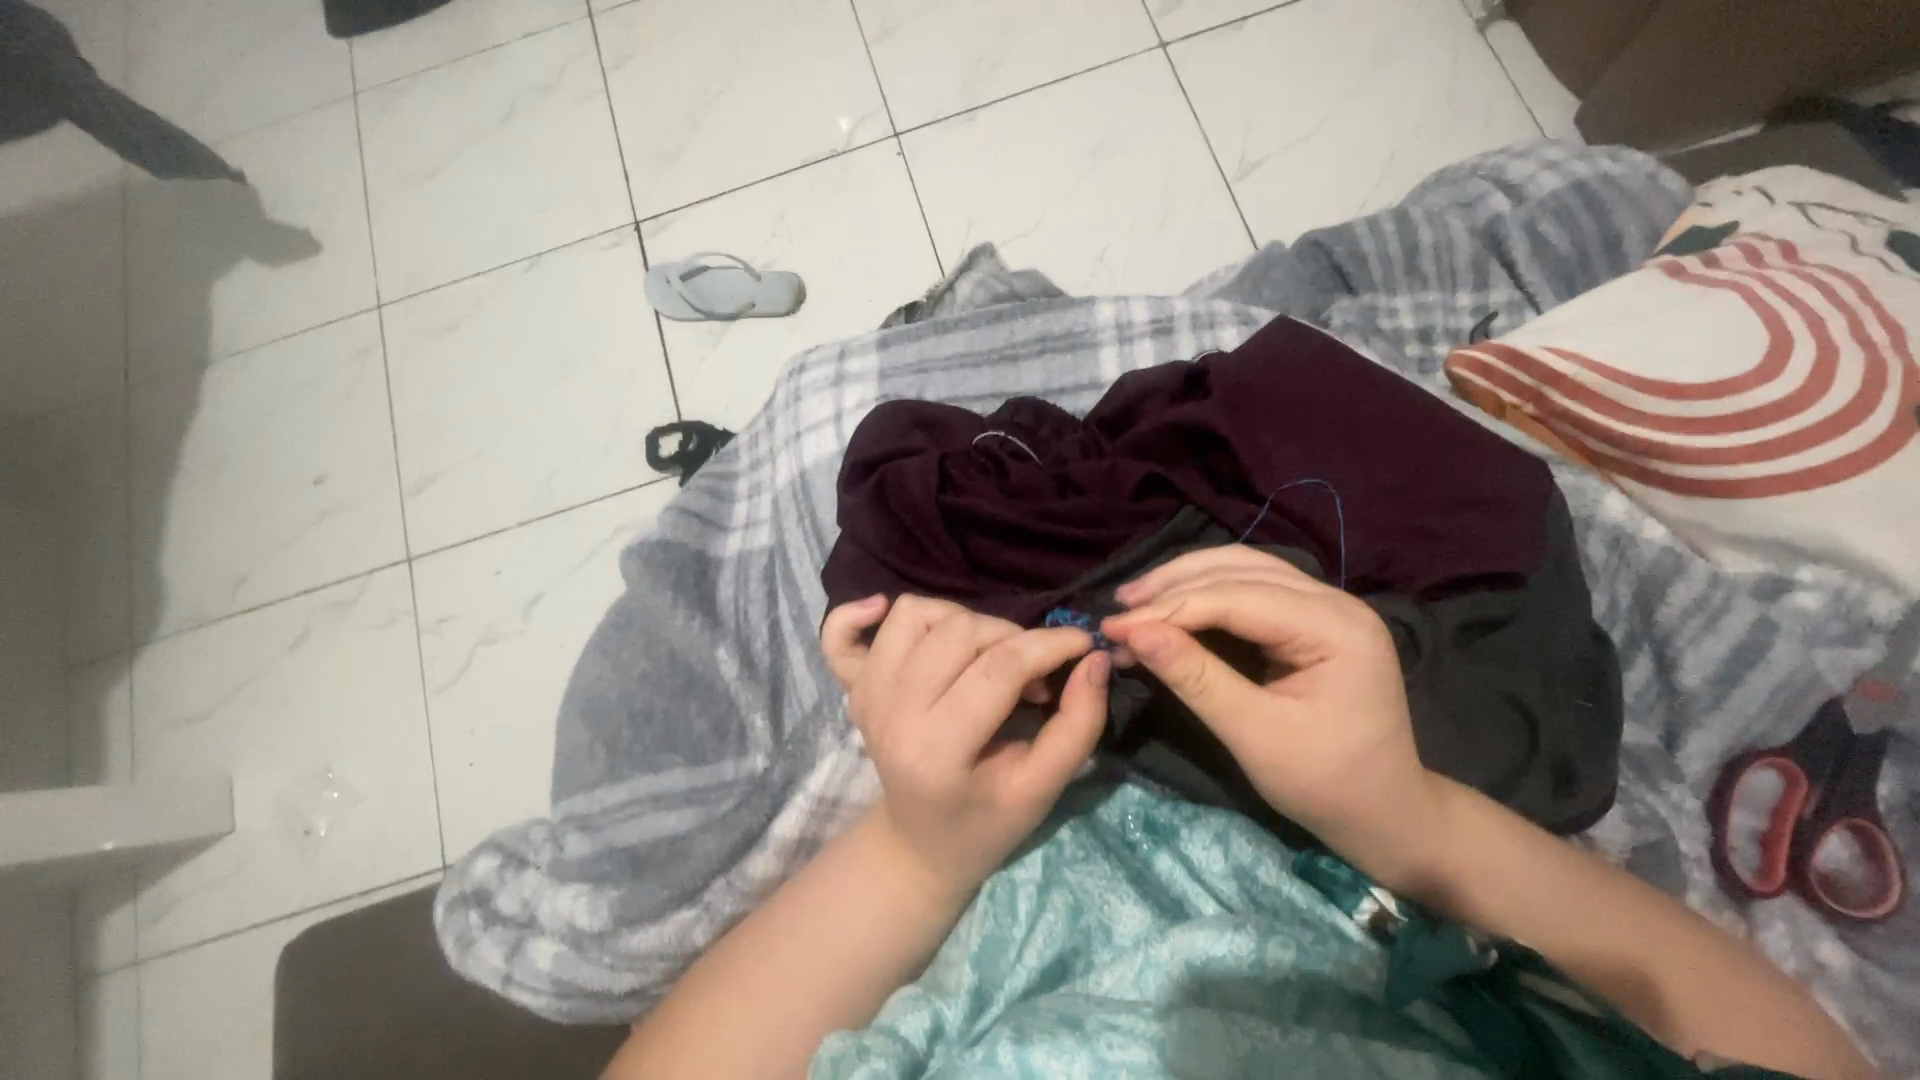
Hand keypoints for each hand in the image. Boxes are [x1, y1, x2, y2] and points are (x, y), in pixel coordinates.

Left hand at [821, 595, 1109, 899]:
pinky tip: (882, 609)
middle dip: (1013, 637)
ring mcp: (866, 698)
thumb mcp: (1043, 788)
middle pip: (959, 633)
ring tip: (987, 656)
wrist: (922, 844)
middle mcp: (892, 715)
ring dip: (964, 621)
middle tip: (1035, 673)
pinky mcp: (852, 689)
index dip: (1050, 645)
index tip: (1083, 643)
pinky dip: (860, 614)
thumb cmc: (987, 822)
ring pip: (915, 615)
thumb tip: (1094, 658)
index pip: (998, 670)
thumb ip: (1078, 725)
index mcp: (938, 751)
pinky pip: (840, 634)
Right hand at [1100, 547, 1448, 884]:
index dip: (1168, 609)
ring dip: (1185, 582)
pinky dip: (1206, 595)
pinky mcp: (1314, 621)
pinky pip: (1252, 589)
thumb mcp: (1254, 735)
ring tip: (1134, 602)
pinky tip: (1172, 607)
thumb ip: (1195, 678)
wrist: (1385, 813)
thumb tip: (1132, 633)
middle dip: (1172, 586)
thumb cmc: (1325, 783)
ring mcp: (1328, 607)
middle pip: (1239, 568)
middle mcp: (1335, 601)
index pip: (1236, 597)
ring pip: (1243, 569)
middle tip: (1116, 610)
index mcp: (1335, 627)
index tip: (1112, 627)